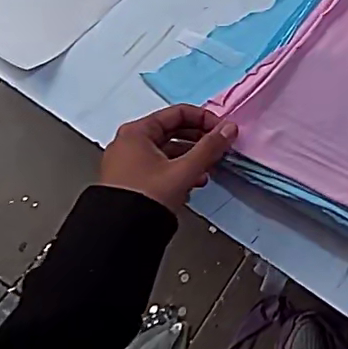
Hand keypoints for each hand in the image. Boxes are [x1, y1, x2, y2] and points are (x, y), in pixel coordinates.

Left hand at [97, 104, 237, 211]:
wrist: (118, 235)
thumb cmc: (148, 195)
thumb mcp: (184, 169)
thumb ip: (210, 147)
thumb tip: (229, 128)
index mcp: (138, 132)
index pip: (179, 112)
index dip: (205, 119)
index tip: (222, 131)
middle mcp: (129, 143)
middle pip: (174, 131)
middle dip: (200, 140)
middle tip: (218, 148)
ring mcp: (127, 162)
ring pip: (168, 150)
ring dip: (192, 157)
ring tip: (208, 169)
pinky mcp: (130, 181)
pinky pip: (160, 166)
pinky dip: (179, 170)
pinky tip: (193, 183)